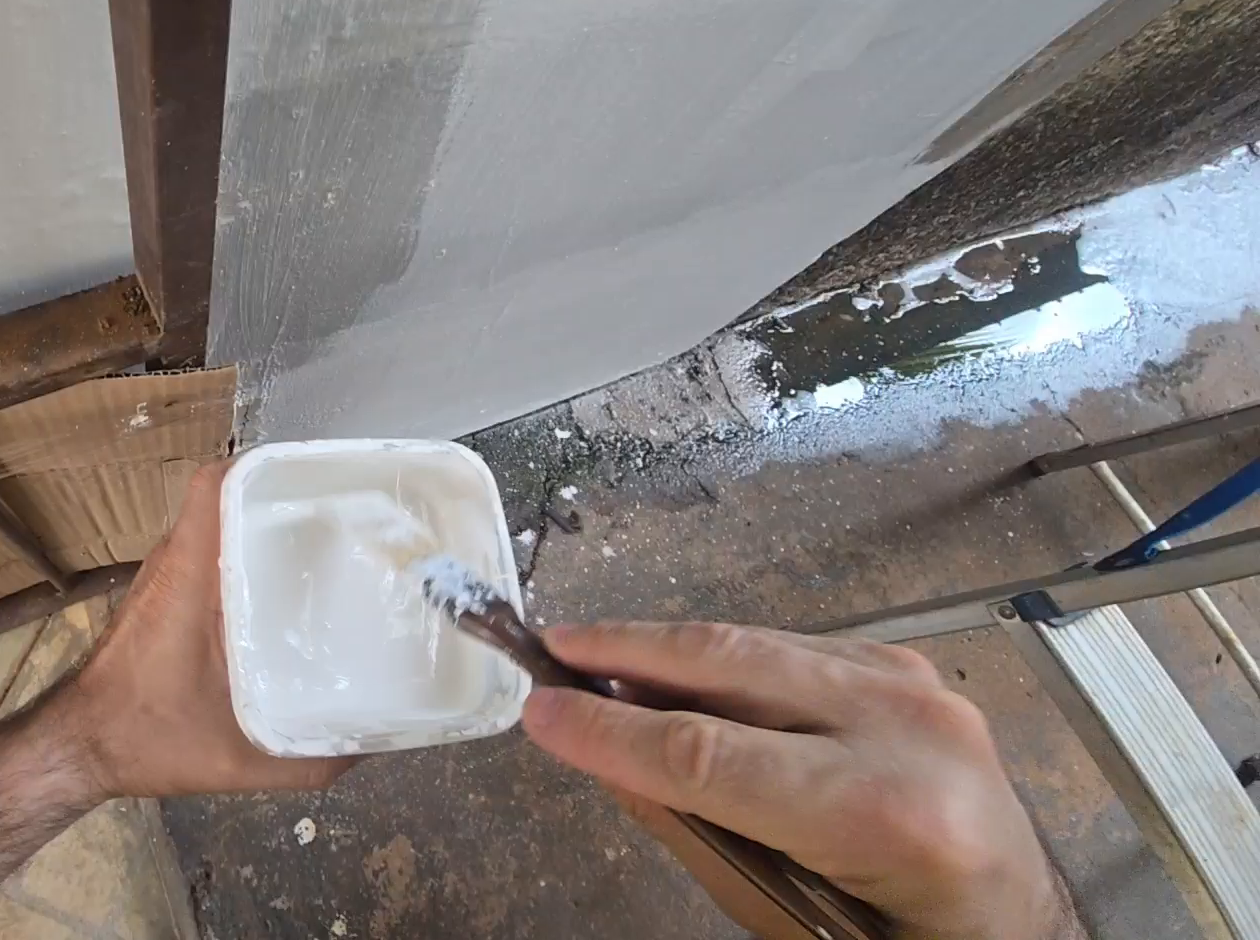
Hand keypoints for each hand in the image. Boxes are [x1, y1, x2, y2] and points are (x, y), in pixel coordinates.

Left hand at [64, 460, 352, 799]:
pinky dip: (243, 550)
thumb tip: (371, 741)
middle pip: (226, 497)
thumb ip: (309, 760)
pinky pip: (208, 547)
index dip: (261, 466)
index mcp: (191, 577)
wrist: (80, 745)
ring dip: (262, 522)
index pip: (215, 486)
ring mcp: (165, 571)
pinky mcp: (163, 588)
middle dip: (282, 495)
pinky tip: (280, 584)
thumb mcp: (240, 759)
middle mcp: (176, 560)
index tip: (314, 477)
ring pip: (217, 521)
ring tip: (322, 542)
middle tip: (341, 514)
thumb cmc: (151, 738)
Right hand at [522, 621, 1082, 939]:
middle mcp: (908, 729)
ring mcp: (909, 681)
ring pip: (743, 643)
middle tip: (554, 645)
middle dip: (622, 648)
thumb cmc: (889, 938)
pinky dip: (709, 656)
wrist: (1012, 920)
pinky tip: (669, 668)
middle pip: (724, 663)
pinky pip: (773, 645)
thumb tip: (596, 748)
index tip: (540, 710)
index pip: (705, 754)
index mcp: (889, 815)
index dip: (607, 728)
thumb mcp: (775, 907)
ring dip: (657, 647)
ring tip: (592, 652)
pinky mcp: (896, 660)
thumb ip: (681, 820)